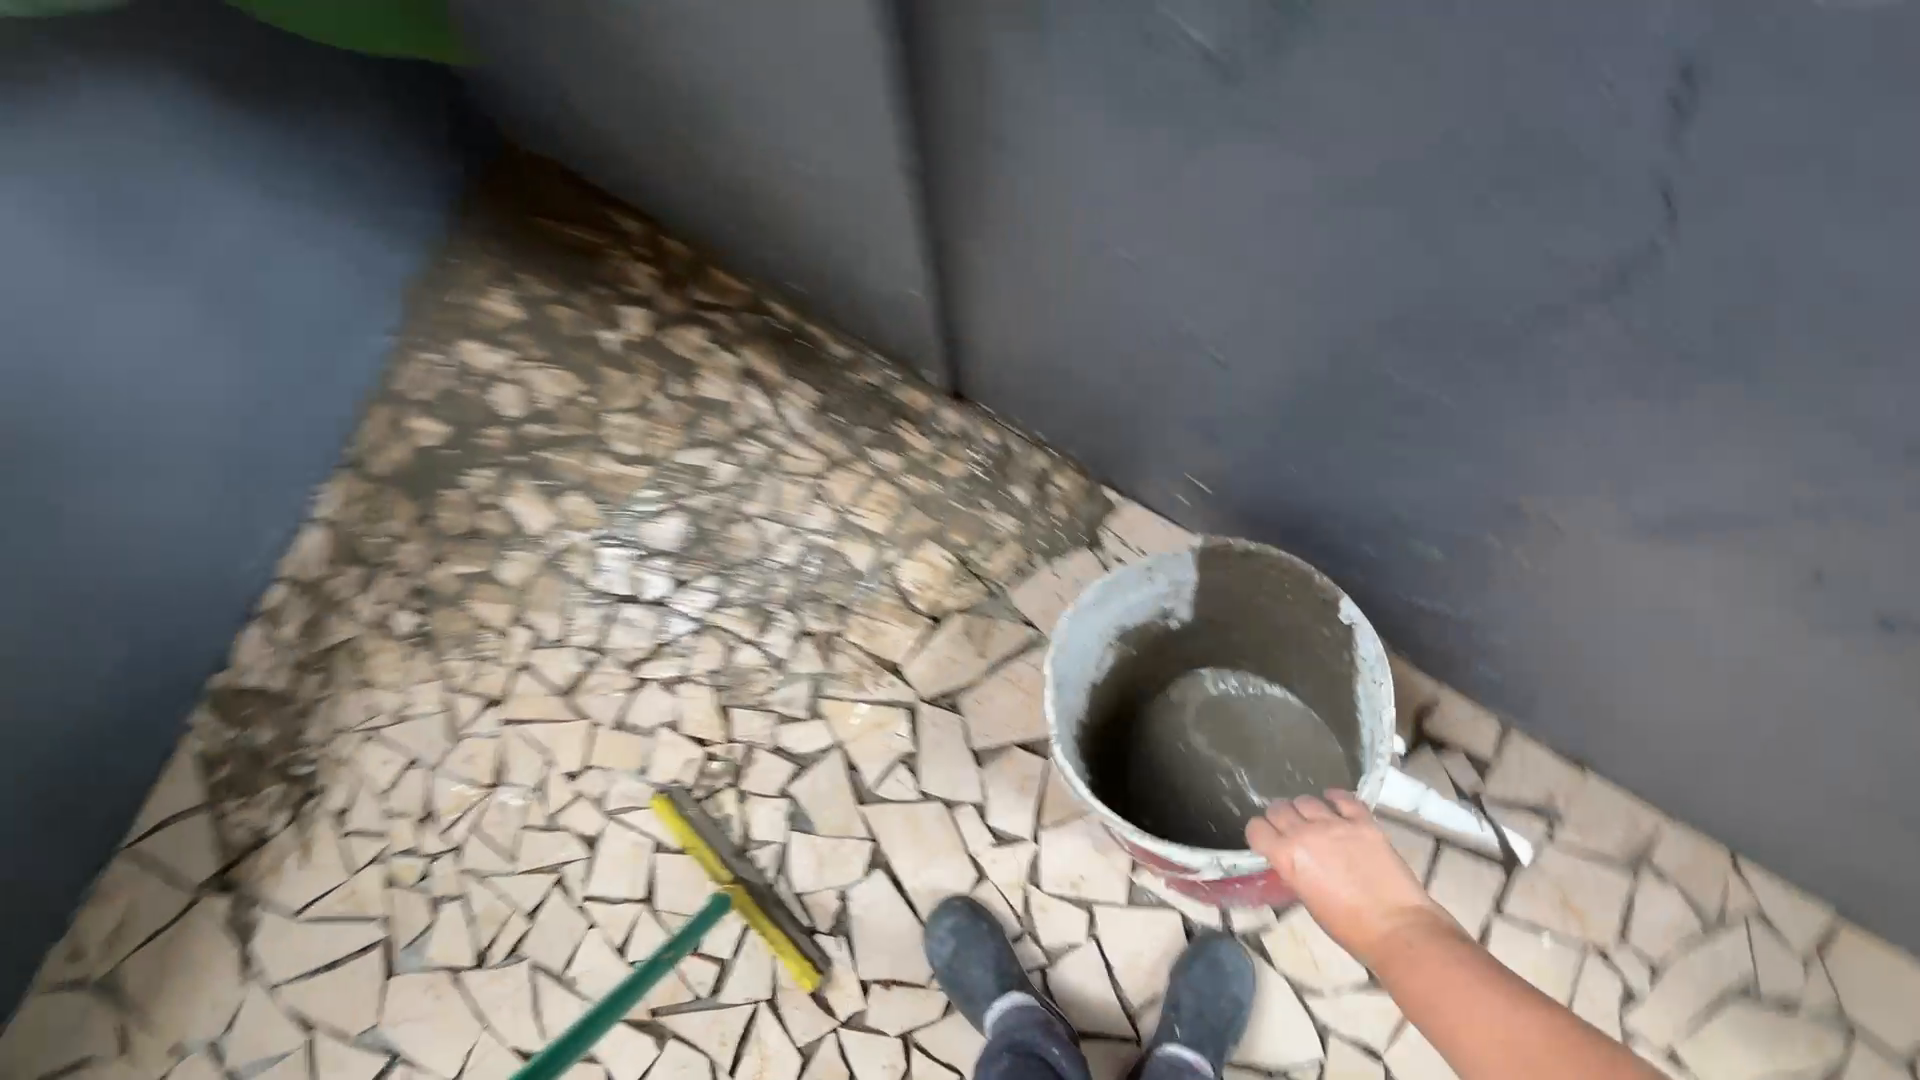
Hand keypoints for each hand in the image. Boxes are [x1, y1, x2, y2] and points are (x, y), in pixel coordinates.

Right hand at [1246, 791, 1457, 965]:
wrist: (1397, 928)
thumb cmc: (1348, 927)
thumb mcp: (1306, 899)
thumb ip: (1293, 869)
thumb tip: (1292, 858)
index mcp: (1286, 857)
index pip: (1256, 828)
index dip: (1260, 833)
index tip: (1267, 841)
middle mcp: (1305, 833)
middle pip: (1278, 808)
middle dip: (1280, 817)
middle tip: (1290, 830)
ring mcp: (1336, 824)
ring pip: (1306, 800)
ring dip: (1305, 809)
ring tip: (1314, 820)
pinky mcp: (1364, 823)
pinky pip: (1344, 798)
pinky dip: (1336, 798)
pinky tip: (1335, 803)